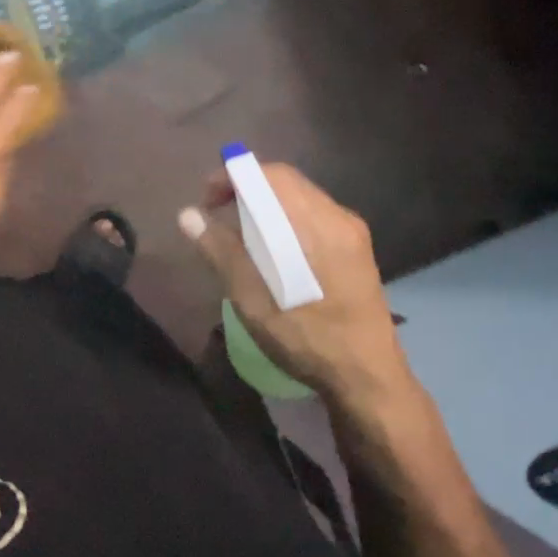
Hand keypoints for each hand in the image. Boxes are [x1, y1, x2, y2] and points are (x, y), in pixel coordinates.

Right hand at [179, 162, 410, 404]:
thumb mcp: (255, 300)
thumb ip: (222, 251)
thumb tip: (188, 214)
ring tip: (237, 232)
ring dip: (264, 205)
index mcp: (318, 224)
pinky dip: (283, 220)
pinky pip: (312, 217)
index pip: (271, 175)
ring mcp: (351, 234)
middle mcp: (339, 218)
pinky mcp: (354, 251)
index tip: (206, 198)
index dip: (233, 176)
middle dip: (246, 189)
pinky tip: (270, 250)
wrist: (370, 381)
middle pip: (286, 182)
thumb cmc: (309, 339)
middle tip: (215, 213)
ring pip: (299, 198)